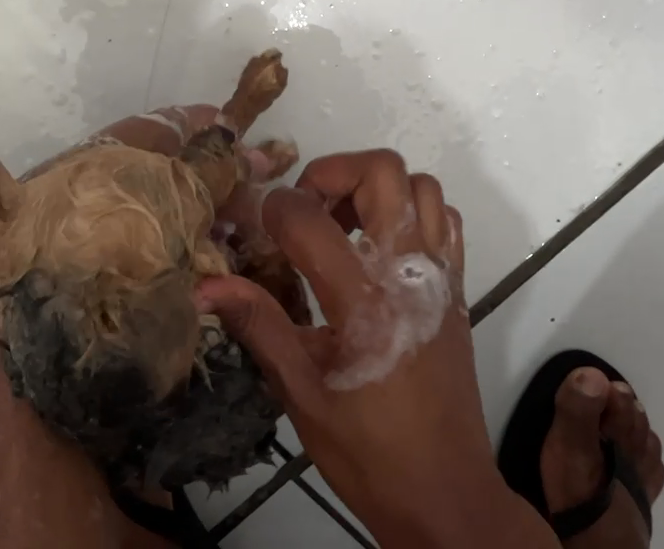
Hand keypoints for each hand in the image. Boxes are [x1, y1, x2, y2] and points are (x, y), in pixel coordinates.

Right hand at [196, 151, 554, 548]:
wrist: (444, 493)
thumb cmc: (366, 449)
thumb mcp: (300, 391)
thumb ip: (257, 324)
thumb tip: (205, 284)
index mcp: (361, 301)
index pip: (310, 217)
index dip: (274, 208)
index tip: (260, 226)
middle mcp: (408, 273)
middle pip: (383, 170)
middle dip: (334, 170)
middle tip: (308, 206)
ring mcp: (441, 275)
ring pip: (421, 184)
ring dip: (377, 187)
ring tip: (344, 223)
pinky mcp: (458, 287)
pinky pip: (445, 218)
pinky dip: (414, 210)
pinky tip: (382, 246)